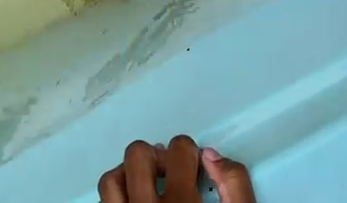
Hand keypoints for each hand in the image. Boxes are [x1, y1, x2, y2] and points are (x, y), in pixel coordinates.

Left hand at [96, 137, 255, 202]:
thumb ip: (236, 185)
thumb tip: (212, 154)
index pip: (179, 149)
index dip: (188, 152)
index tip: (192, 168)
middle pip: (138, 155)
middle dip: (156, 157)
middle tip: (169, 174)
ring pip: (111, 180)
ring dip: (129, 177)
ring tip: (146, 187)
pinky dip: (116, 196)